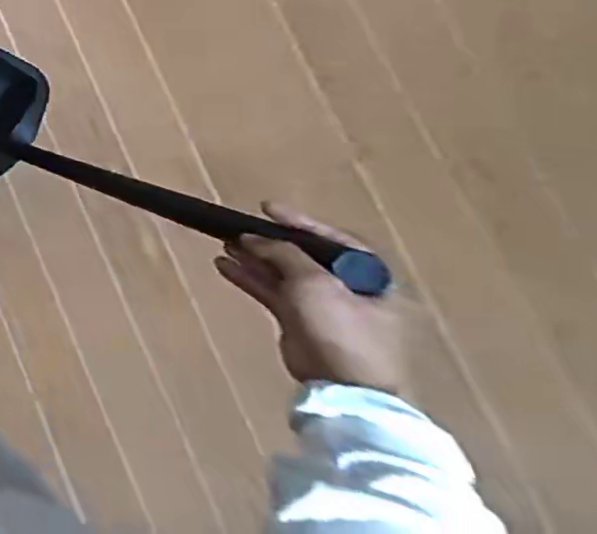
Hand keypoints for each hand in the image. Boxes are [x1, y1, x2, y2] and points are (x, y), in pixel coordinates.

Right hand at [215, 203, 406, 394]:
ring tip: (224, 243)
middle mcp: (353, 292)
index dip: (303, 223)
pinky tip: (223, 265)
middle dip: (271, 242)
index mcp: (373, 281)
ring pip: (285, 275)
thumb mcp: (314, 282)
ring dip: (255, 259)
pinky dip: (250, 279)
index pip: (338, 241)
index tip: (267, 209)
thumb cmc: (341, 329)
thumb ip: (284, 253)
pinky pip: (273, 293)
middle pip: (307, 258)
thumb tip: (254, 238)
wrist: (343, 388)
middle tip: (240, 228)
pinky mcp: (301, 324)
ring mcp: (326, 310)